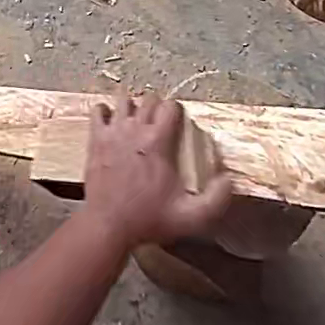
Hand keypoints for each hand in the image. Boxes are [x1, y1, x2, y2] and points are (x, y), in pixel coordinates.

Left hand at [80, 96, 232, 249]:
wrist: (108, 226)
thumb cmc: (149, 219)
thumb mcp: (190, 217)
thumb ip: (216, 199)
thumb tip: (229, 179)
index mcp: (158, 141)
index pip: (171, 106)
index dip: (176, 111)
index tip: (177, 124)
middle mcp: (136, 129)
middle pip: (149, 99)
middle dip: (156, 107)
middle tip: (158, 124)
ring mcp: (113, 131)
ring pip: (124, 100)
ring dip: (132, 106)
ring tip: (135, 120)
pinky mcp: (95, 138)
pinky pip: (98, 110)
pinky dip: (105, 111)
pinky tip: (111, 123)